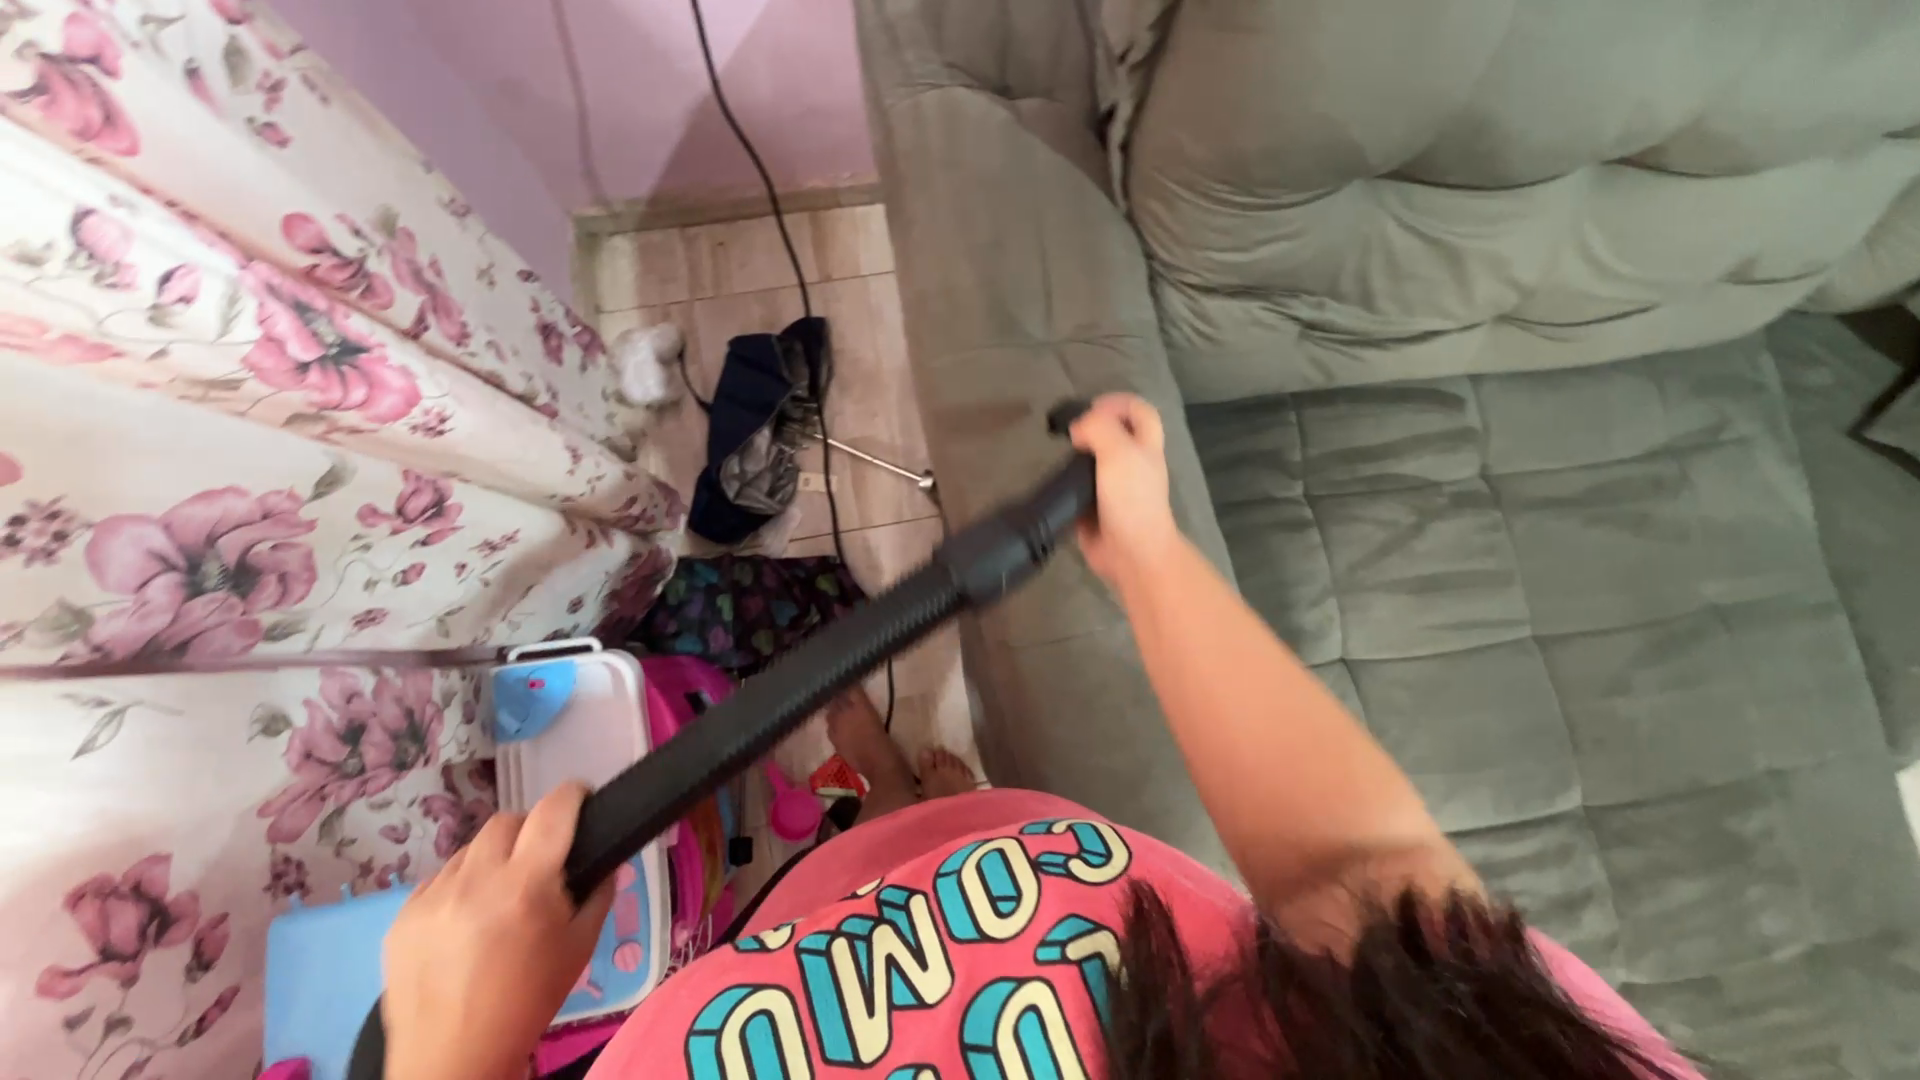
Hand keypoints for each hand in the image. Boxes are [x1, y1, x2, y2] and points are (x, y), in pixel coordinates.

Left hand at [383, 782, 614, 1079]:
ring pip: (470, 849)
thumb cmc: (529, 1000)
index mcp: (526, 884)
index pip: (553, 810)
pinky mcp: (402, 917)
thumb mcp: (581, 945)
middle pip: (507, 821)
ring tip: (499, 896)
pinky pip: (438, 880)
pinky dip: (460, 887)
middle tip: (541, 857)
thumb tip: (605, 860)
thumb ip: (599, 892)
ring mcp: (432, 897)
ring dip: (492, 859)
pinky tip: (467, 922)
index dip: (572, 794)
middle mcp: (476, 879)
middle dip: (530, 828)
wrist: (453, 1060)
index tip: (582, 797)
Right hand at [1069, 393, 1181, 587]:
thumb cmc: (1131, 499)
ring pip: (1096, 459)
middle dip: (1093, 426)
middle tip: (1069, 430)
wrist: (1131, 551)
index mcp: (1145, 446)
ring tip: (1057, 451)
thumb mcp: (1119, 452)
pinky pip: (1081, 486)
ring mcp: (1114, 487)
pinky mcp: (1095, 507)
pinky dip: (1067, 480)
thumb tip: (1077, 429)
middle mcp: (1132, 463)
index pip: (1139, 411)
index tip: (1090, 409)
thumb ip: (1098, 429)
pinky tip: (1052, 479)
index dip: (1117, 402)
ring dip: (1077, 453)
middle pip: (1116, 433)